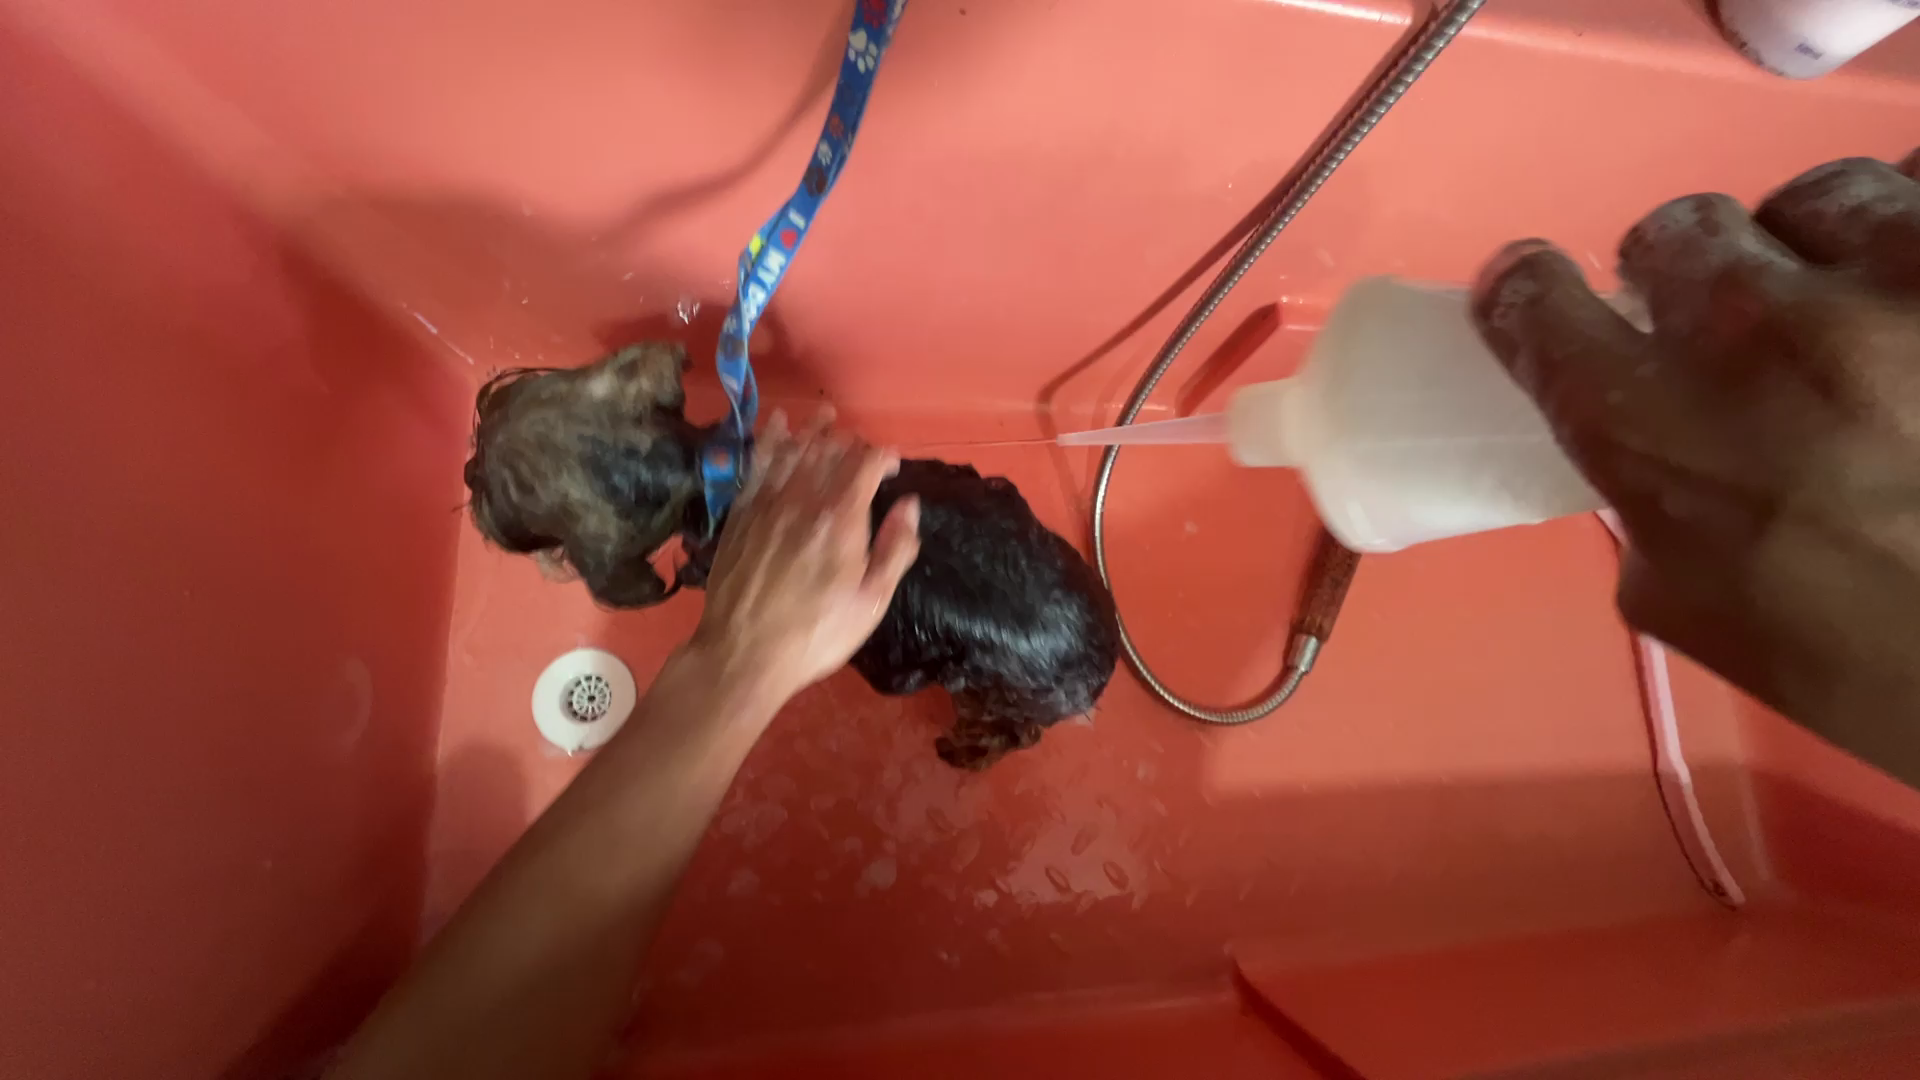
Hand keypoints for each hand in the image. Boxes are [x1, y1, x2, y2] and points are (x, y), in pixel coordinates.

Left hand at [688, 408, 920, 703]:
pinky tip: (777, 424)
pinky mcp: (741, 512)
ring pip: (794, 449)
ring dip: (814, 429)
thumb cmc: (817, 634)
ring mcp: (768, 502)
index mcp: (843, 518)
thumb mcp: (872, 601)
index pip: (866, 464)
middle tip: (862, 446)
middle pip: (831, 451)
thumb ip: (895, 548)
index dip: (884, 456)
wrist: (744, 652)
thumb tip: (909, 505)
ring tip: (827, 414)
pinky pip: (757, 462)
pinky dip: (770, 438)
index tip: (893, 464)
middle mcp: (805, 498)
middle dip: (851, 440)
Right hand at [1470, 152, 1919, 777]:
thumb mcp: (1681, 597)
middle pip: (1676, 228)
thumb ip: (1644, 498)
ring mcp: (1913, 281)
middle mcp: (1757, 329)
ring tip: (1862, 301)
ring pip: (1821, 194)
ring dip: (1815, 243)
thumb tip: (1651, 461)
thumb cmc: (1857, 656)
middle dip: (1679, 271)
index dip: (1522, 292)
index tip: (1531, 293)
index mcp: (1646, 422)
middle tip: (1721, 320)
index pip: (1535, 307)